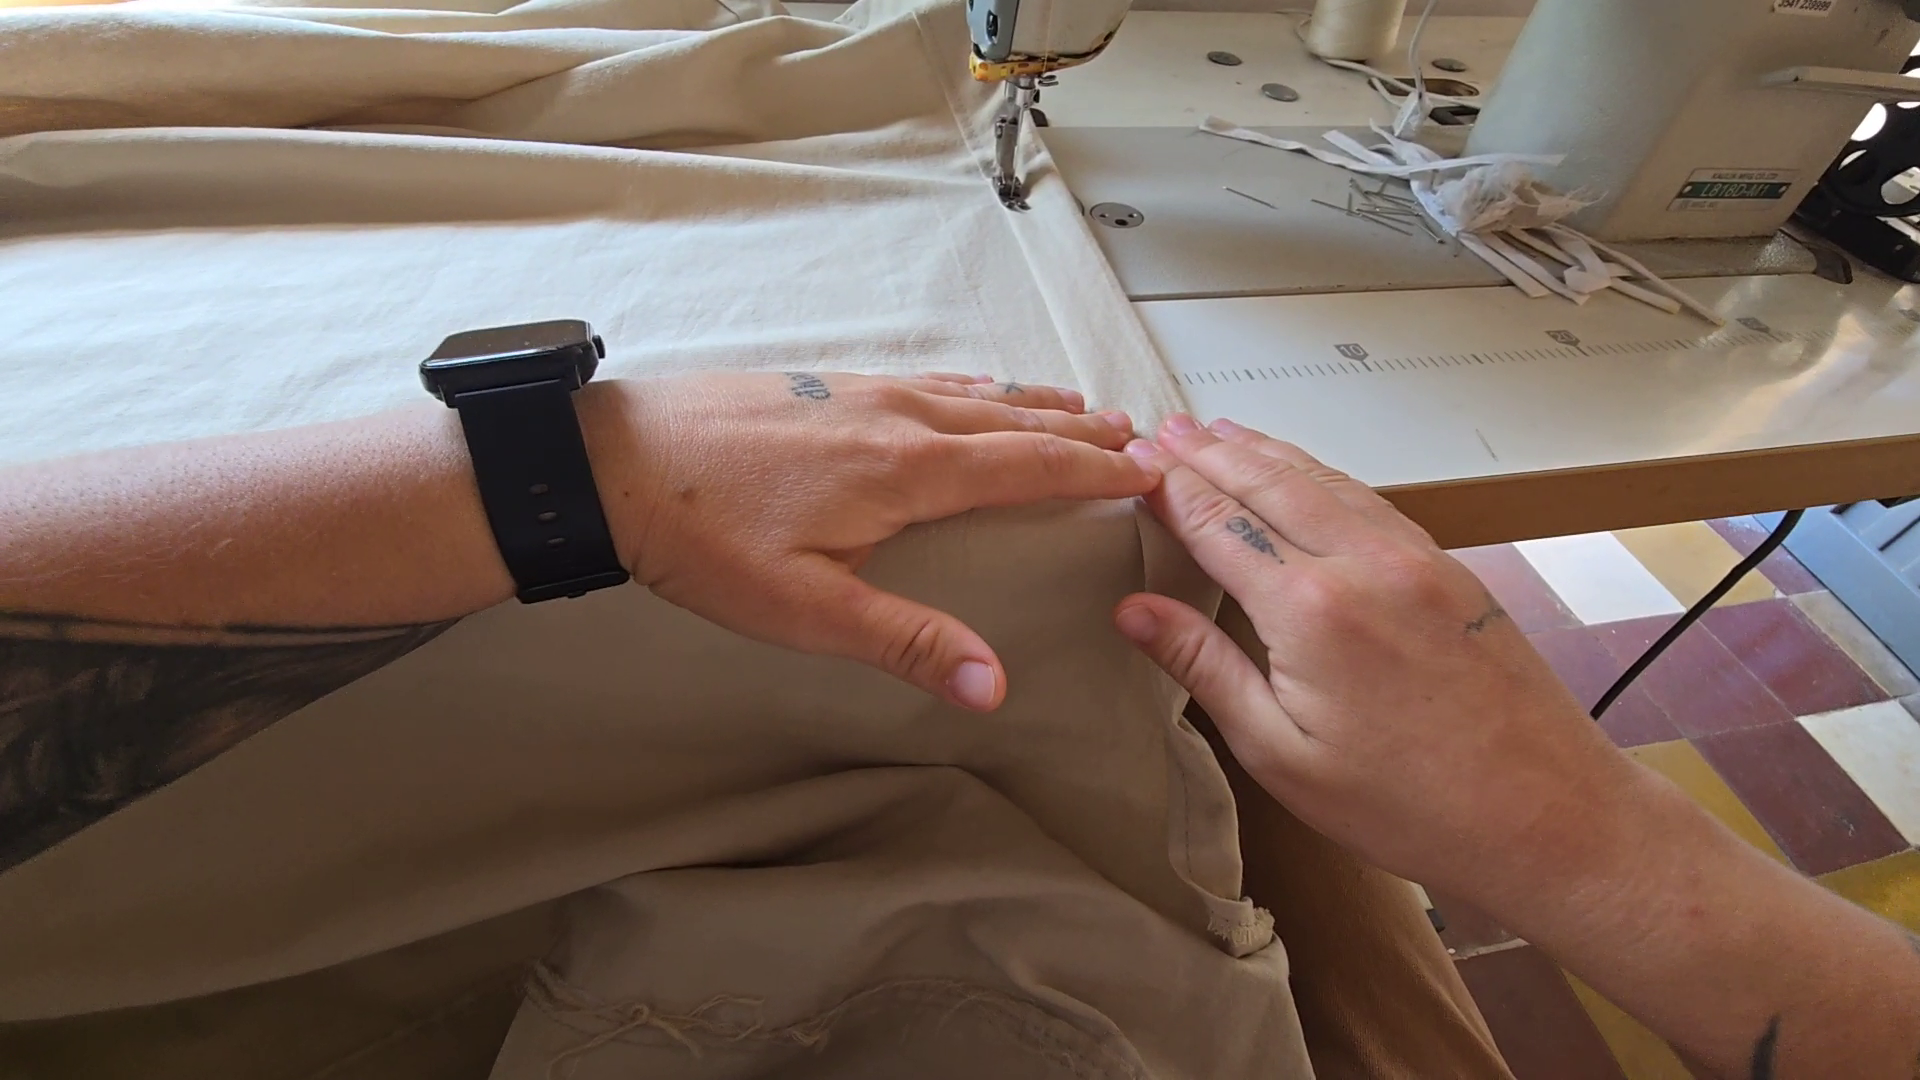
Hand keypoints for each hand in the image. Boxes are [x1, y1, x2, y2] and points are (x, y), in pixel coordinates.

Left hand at [579, 372, 1152, 711]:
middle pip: (1012, 420)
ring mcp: (860, 392)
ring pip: (972, 394)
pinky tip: (970, 391)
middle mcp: (897, 417)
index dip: (1093, 469)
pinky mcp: (827, 385)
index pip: (1028, 465)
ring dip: (1032, 402)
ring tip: (1075, 405)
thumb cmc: (707, 539)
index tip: (1144, 470)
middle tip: (1131, 432)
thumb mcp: (807, 609)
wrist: (615, 463)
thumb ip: (906, 640)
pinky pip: (927, 382)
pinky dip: (974, 387)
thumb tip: (992, 686)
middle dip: (1078, 429)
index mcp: (908, 470)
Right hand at [1111, 415, 1643, 903]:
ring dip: (1259, 449)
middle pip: (1264, 482)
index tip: (1134, 463)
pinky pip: (1363, 495)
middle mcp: (1360, 562)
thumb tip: (1132, 609)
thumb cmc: (1403, 801)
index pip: (1217, 522)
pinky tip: (1296, 465)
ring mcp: (1410, 555)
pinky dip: (1315, 469)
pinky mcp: (1443, 564)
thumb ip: (1202, 665)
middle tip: (1164, 428)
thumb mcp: (1276, 748)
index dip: (1168, 487)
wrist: (1551, 820)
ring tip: (1216, 429)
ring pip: (1316, 477)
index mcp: (1308, 608)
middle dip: (1206, 452)